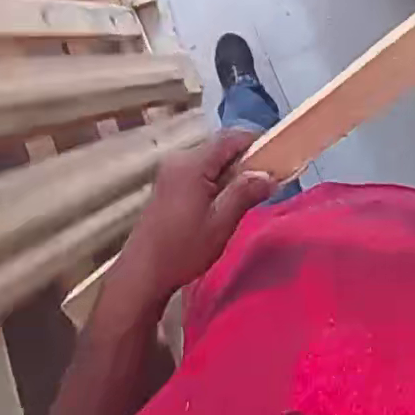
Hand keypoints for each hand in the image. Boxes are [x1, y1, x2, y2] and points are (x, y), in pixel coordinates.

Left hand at [112, 130, 275, 304]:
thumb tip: (270, 176)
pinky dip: (215, 176)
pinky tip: (222, 199)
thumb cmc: (182, 250)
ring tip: (245, 191)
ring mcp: (170, 171)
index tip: (274, 155)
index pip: (229, 138)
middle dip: (243, 157)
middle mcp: (179, 160)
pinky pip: (199, 168)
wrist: (140, 276)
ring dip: (229, 169)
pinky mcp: (167, 183)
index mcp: (192, 164)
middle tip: (263, 177)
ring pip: (210, 158)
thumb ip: (246, 193)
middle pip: (219, 146)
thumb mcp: (220, 223)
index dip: (254, 140)